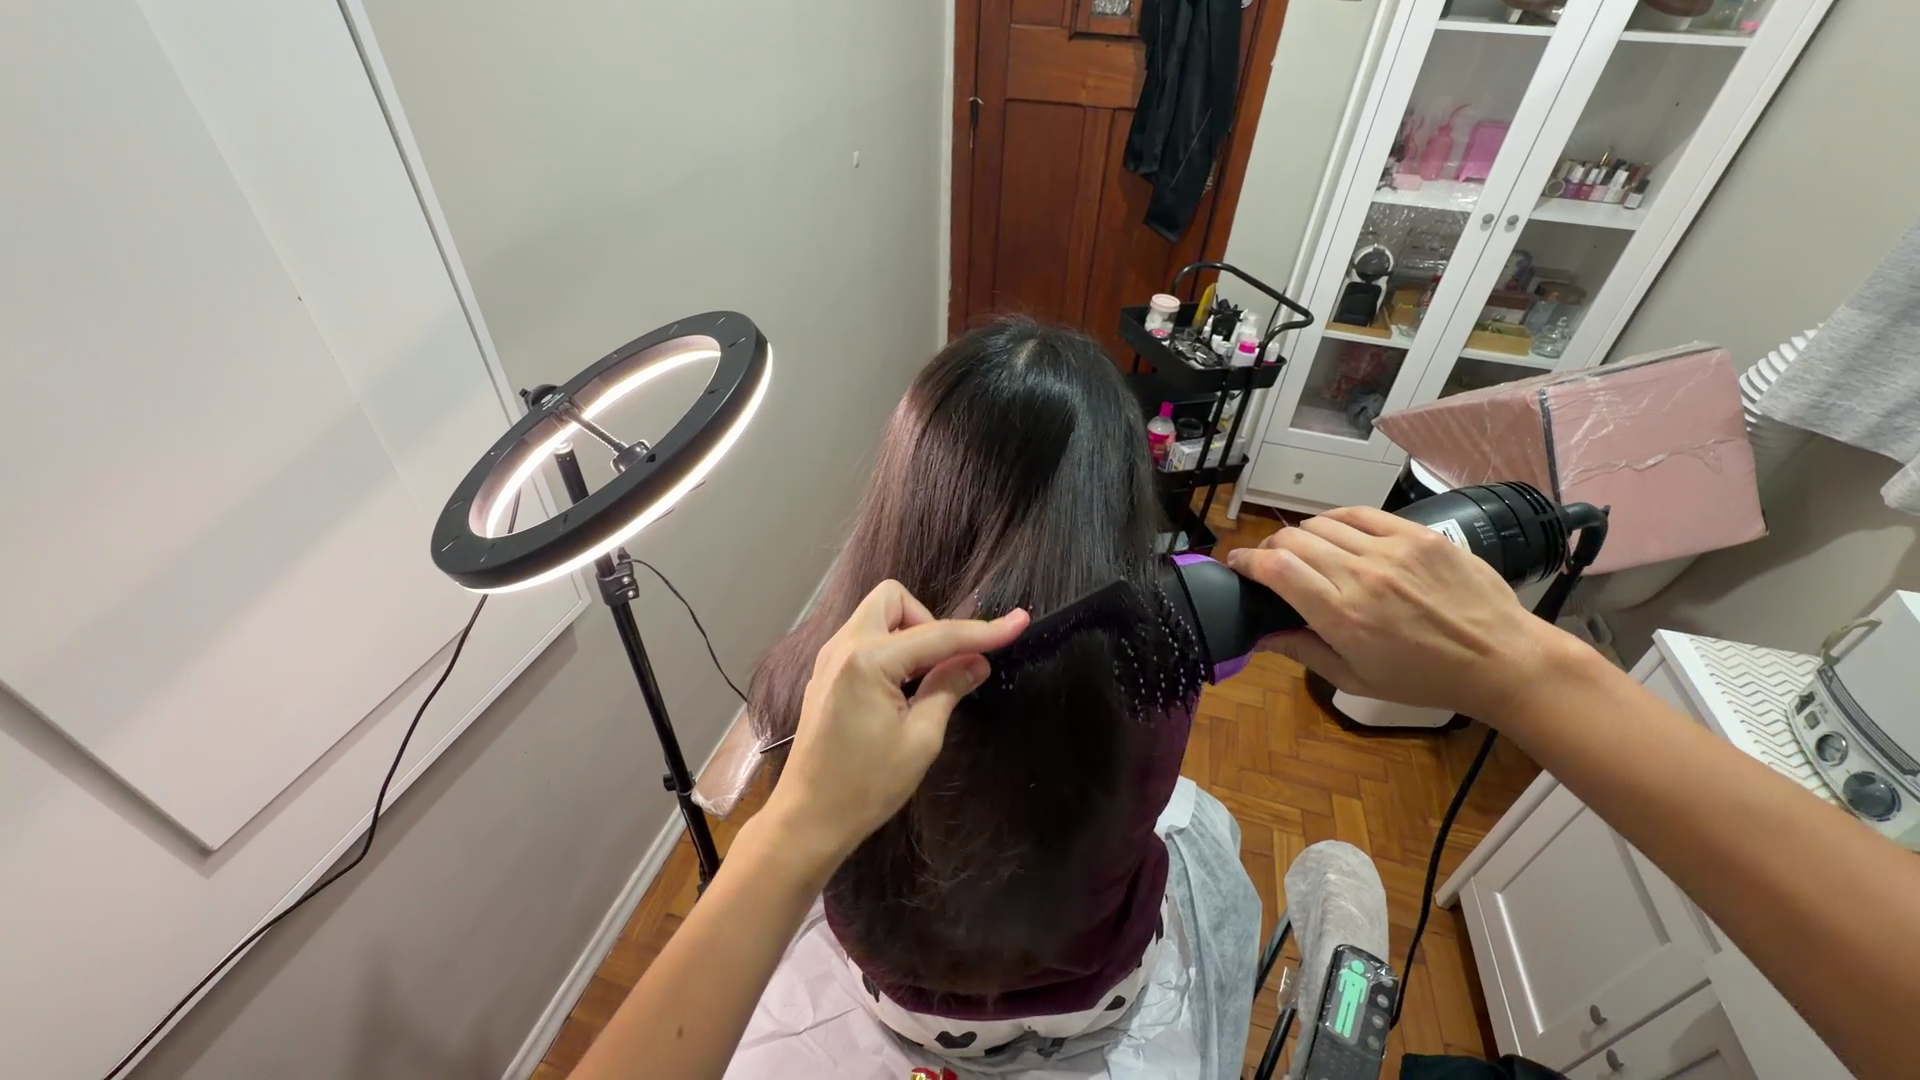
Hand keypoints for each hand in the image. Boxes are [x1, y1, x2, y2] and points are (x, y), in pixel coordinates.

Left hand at [762, 580, 1028, 865]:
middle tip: (944, 663)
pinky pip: (863, 639)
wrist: (808, 818)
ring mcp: (829, 659)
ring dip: (908, 634)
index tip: (1018, 623)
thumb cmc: (866, 785)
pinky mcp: (825, 674)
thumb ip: (948, 688)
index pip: (938, 634)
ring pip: (876, 616)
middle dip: (928, 620)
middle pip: (893, 598)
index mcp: (868, 660)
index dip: (983, 631)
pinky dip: (890, 649)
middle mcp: (843, 647)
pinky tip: (900, 689)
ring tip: (924, 680)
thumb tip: (976, 662)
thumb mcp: (920, 739)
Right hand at [1225, 505, 1579, 724]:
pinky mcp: (1418, 535)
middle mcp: (1362, 576)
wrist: (1502, 659)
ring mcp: (1392, 550)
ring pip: (1321, 524)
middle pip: (1292, 540)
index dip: (1246, 561)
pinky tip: (1332, 531)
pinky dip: (1334, 519)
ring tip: (1302, 549)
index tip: (1236, 565)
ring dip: (1300, 535)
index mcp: (1342, 616)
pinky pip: (1360, 513)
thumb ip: (1302, 651)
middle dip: (1269, 549)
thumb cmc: (1424, 679)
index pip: (1275, 569)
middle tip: (1269, 563)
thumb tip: (1259, 635)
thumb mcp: (1355, 678)